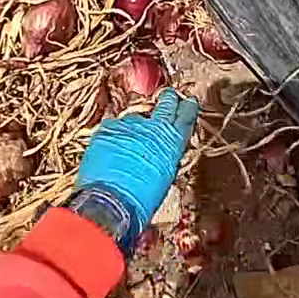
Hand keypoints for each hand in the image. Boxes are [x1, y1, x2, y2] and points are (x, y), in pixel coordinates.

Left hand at [75, 89, 200, 243]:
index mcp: (172, 141)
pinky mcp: (108, 128)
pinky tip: (112, 148)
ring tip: (132, 139)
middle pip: (166, 103)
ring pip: (136, 117)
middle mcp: (154, 127)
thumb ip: (166, 155)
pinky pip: (115, 125)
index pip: (186, 116)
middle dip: (169, 99)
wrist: (110, 202)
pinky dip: (115, 134)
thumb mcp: (165, 176)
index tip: (189, 101)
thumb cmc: (142, 199)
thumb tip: (164, 151)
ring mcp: (130, 125)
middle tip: (169, 96)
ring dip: (137, 124)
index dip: (188, 107)